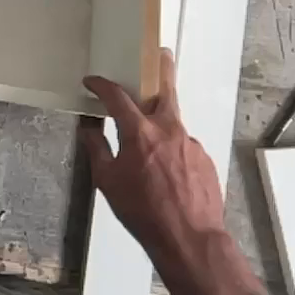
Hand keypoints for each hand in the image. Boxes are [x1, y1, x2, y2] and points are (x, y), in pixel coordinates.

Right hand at [80, 49, 229, 271]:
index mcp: (140, 132)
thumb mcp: (108, 181)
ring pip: (173, 122)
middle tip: (161, 53)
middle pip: (165, 89)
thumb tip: (90, 130)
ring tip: (150, 143)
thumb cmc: (144, 212)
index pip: (116, 96)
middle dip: (162, 68)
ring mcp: (191, 144)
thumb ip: (97, 149)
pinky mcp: (205, 160)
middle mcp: (168, 130)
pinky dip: (172, 150)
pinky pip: (183, 146)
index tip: (92, 82)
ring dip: (160, 123)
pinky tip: (166, 172)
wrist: (191, 241)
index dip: (101, 85)